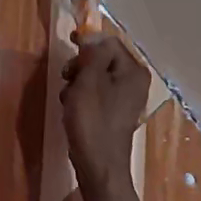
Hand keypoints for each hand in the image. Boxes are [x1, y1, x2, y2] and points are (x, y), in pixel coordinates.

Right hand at [61, 30, 150, 186]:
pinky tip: (72, 111)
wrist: (98, 164)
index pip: (109, 44)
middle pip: (103, 61)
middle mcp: (134, 83)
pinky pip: (97, 97)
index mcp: (132, 71)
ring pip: (96, 79)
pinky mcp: (114, 115)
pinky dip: (82, 99)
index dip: (88, 42)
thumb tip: (90, 36)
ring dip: (78, 84)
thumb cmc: (92, 121)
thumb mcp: (88, 82)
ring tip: (68, 99)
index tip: (68, 41)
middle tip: (66, 77)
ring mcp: (125, 101)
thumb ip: (91, 55)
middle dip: (80, 66)